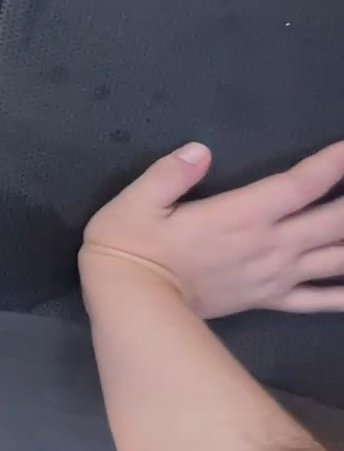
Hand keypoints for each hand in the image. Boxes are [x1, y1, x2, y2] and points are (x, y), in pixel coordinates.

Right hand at [81, 140, 343, 317]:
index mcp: (240, 216)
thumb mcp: (135, 200)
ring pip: (343, 260)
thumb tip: (199, 150)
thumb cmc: (128, 241)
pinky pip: (326, 300)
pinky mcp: (271, 299)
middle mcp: (272, 244)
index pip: (298, 186)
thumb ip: (169, 174)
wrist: (133, 294)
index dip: (332, 165)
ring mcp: (278, 275)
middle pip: (337, 222)